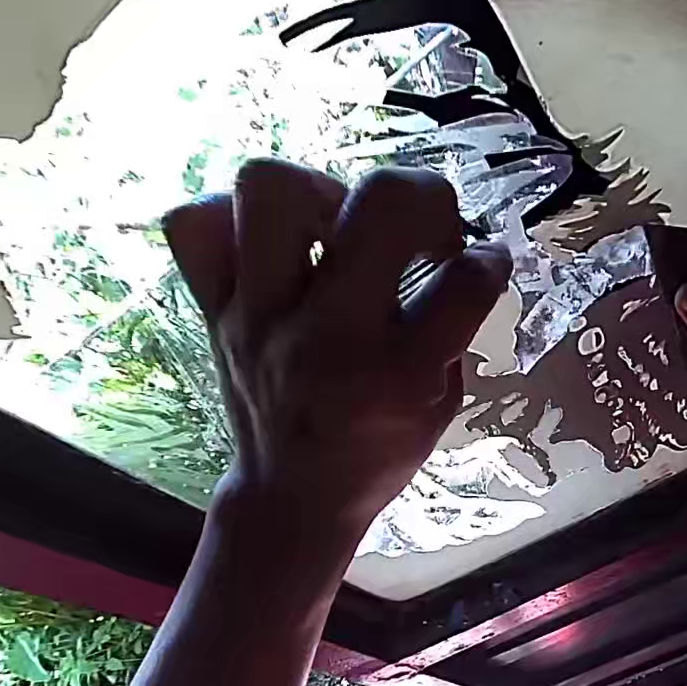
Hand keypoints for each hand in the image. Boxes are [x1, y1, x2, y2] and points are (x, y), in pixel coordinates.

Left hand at [163, 159, 508, 543]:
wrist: (292, 496)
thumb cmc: (377, 453)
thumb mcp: (440, 406)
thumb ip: (454, 331)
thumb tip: (465, 257)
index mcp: (397, 377)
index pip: (466, 284)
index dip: (490, 261)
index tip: (485, 264)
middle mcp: (327, 338)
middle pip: (381, 206)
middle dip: (424, 196)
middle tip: (420, 228)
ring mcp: (258, 319)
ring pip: (270, 189)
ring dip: (320, 190)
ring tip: (338, 227)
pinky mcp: (214, 313)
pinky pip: (196, 225)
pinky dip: (234, 220)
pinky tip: (271, 247)